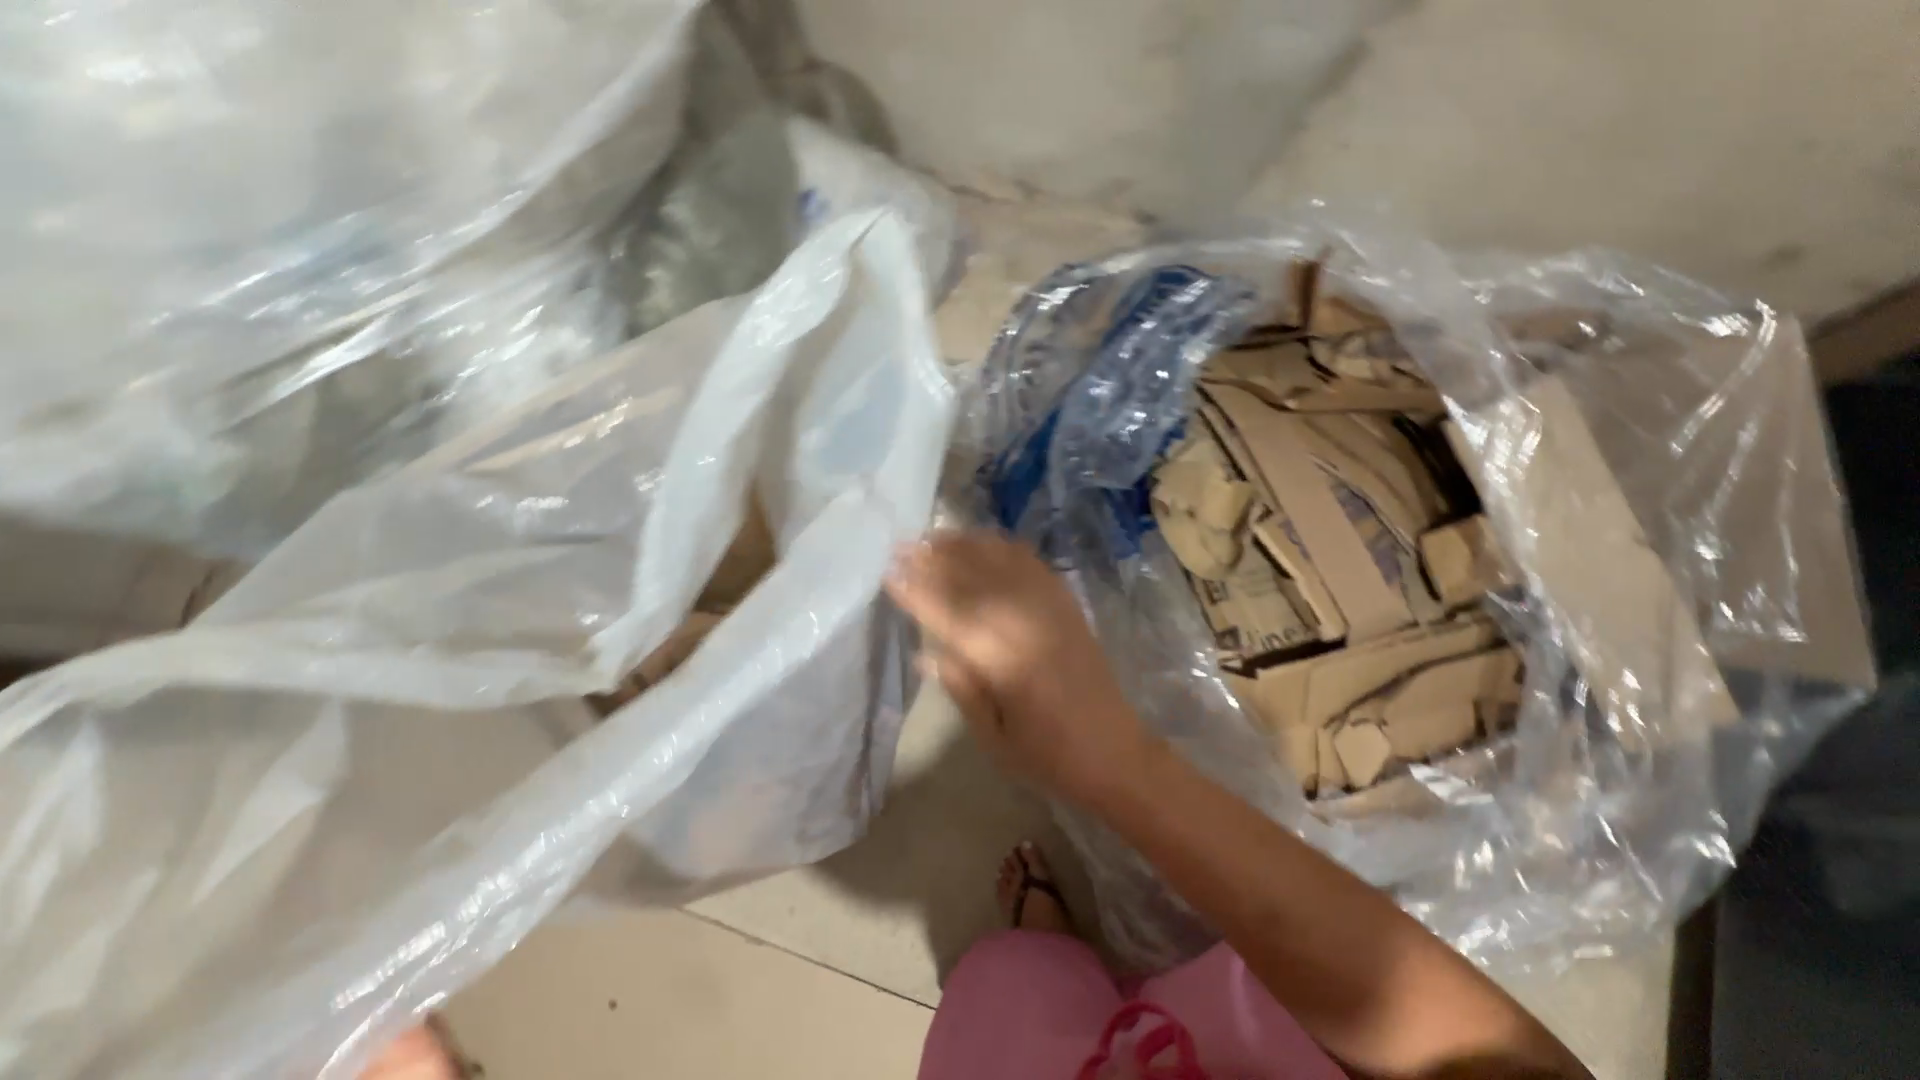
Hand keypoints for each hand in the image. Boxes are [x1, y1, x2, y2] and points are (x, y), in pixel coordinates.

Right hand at [885, 530, 1160, 805]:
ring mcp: (1053, 611)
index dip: (918, 592)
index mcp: (1006, 662)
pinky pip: (1034, 566)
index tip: (889, 573)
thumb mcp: (992, 737)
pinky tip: (985, 542)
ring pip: (1004, 563)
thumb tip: (925, 651)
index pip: (951, 616)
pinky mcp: (1069, 607)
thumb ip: (961, 688)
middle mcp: (1029, 625)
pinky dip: (1005, 548)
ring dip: (968, 545)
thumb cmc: (1048, 758)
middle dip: (936, 559)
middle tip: (903, 545)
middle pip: (976, 578)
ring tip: (936, 536)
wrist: (1116, 754)